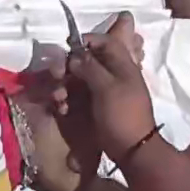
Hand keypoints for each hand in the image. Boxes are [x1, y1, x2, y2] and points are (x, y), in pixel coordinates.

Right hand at [54, 12, 157, 162]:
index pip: (107, 43)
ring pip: (80, 80)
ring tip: (59, 98)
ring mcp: (105, 93)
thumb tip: (75, 55)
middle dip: (70, 67)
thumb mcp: (107, 87)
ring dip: (66, 86)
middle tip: (57, 75)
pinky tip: (62, 109)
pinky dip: (69, 101)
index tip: (70, 46)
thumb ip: (90, 67)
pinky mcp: (97, 108)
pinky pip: (79, 97)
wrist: (132, 150)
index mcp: (123, 66)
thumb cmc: (122, 115)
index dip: (89, 40)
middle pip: (89, 61)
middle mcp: (114, 76)